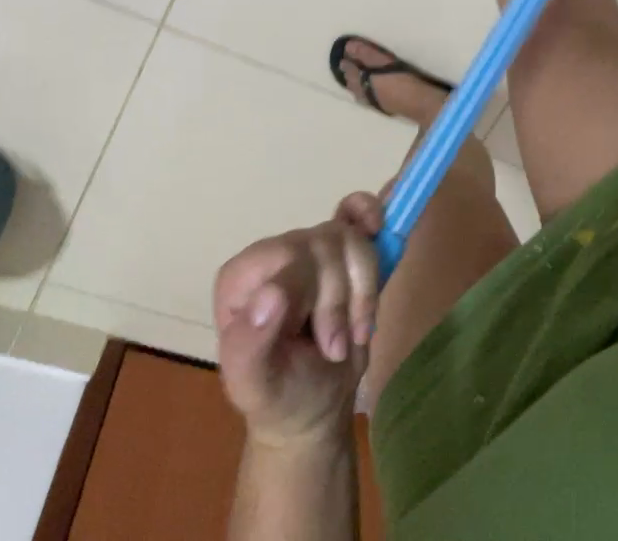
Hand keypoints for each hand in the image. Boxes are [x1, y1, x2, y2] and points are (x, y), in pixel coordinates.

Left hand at [214, 192, 382, 447]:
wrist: (312, 406)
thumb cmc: (278, 396)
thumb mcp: (256, 385)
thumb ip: (252, 343)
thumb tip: (272, 292)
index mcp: (242, 278)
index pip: (290, 255)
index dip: (320, 294)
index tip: (327, 343)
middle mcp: (272, 254)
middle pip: (324, 243)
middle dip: (341, 301)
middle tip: (336, 347)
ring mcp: (307, 248)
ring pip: (350, 238)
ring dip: (363, 290)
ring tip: (353, 331)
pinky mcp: (338, 251)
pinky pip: (355, 211)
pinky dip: (369, 213)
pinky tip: (376, 227)